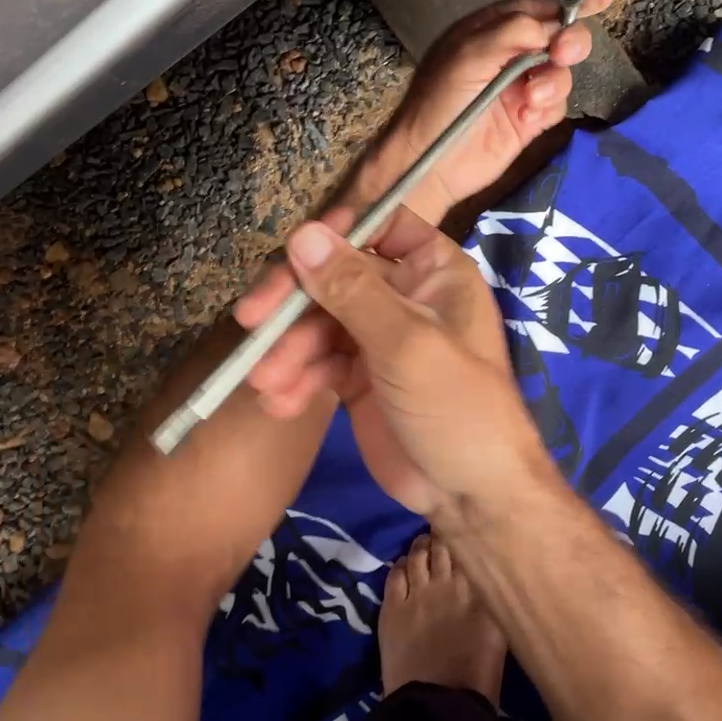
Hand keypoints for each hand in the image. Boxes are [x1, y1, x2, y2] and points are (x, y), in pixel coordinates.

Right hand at [237, 209, 548, 515]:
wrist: (470, 495)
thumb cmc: (457, 404)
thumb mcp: (405, 342)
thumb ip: (352, 289)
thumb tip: (303, 234)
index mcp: (434, 270)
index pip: (381, 224)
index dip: (337, 231)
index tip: (290, 251)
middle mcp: (406, 293)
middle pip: (337, 275)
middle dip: (294, 302)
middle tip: (251, 321)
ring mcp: (380, 336)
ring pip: (321, 322)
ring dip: (289, 350)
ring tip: (264, 382)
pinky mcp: (360, 376)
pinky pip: (320, 363)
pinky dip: (298, 379)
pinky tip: (278, 403)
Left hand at [355, 0, 615, 225]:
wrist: (432, 161)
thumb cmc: (439, 102)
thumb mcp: (469, 55)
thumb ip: (511, 31)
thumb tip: (549, 26)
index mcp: (489, 30)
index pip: (536, 7)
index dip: (568, 1)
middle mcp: (508, 55)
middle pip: (558, 36)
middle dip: (569, 41)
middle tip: (563, 53)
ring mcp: (521, 87)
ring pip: (562, 71)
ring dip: (554, 81)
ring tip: (532, 96)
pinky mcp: (530, 119)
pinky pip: (558, 104)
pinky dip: (549, 107)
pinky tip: (529, 116)